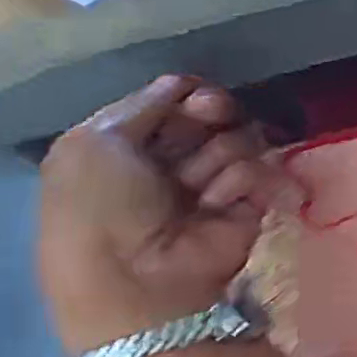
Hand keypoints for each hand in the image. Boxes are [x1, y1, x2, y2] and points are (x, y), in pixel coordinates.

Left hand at [39, 75, 292, 353]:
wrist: (141, 273)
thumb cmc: (100, 204)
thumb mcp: (97, 139)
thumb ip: (142, 104)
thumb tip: (184, 83)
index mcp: (128, 143)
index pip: (173, 103)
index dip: (187, 94)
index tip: (193, 95)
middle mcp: (173, 162)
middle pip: (211, 118)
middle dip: (212, 113)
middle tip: (212, 115)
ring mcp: (214, 186)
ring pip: (239, 143)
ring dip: (221, 157)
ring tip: (201, 187)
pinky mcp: (250, 208)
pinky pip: (259, 176)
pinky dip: (241, 184)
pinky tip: (220, 203)